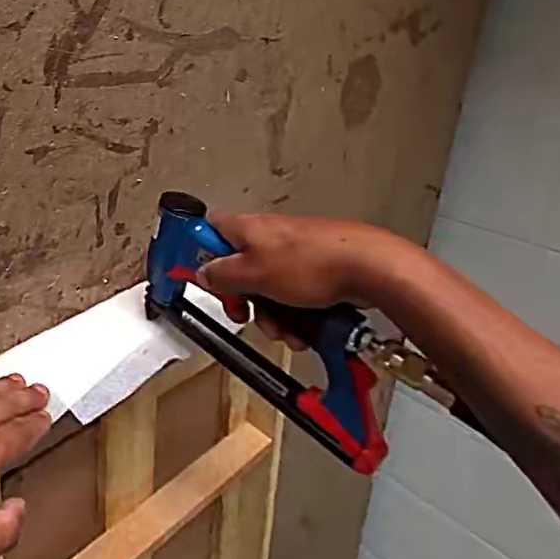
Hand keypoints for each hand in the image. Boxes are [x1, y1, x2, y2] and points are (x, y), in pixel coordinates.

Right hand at [195, 213, 424, 341]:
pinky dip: (294, 317)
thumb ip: (221, 275)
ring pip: (266, 291)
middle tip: (244, 312)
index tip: (192, 274)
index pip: (206, 232)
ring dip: (271, 316)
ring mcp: (291, 256)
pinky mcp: (313, 274)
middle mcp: (266, 238)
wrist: (367, 268)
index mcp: (244, 228)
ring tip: (285, 328)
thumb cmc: (313, 262)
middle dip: (242, 300)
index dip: (196, 253)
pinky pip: (291, 299)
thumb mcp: (253, 273)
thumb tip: (202, 273)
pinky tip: (304, 330)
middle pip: (236, 270)